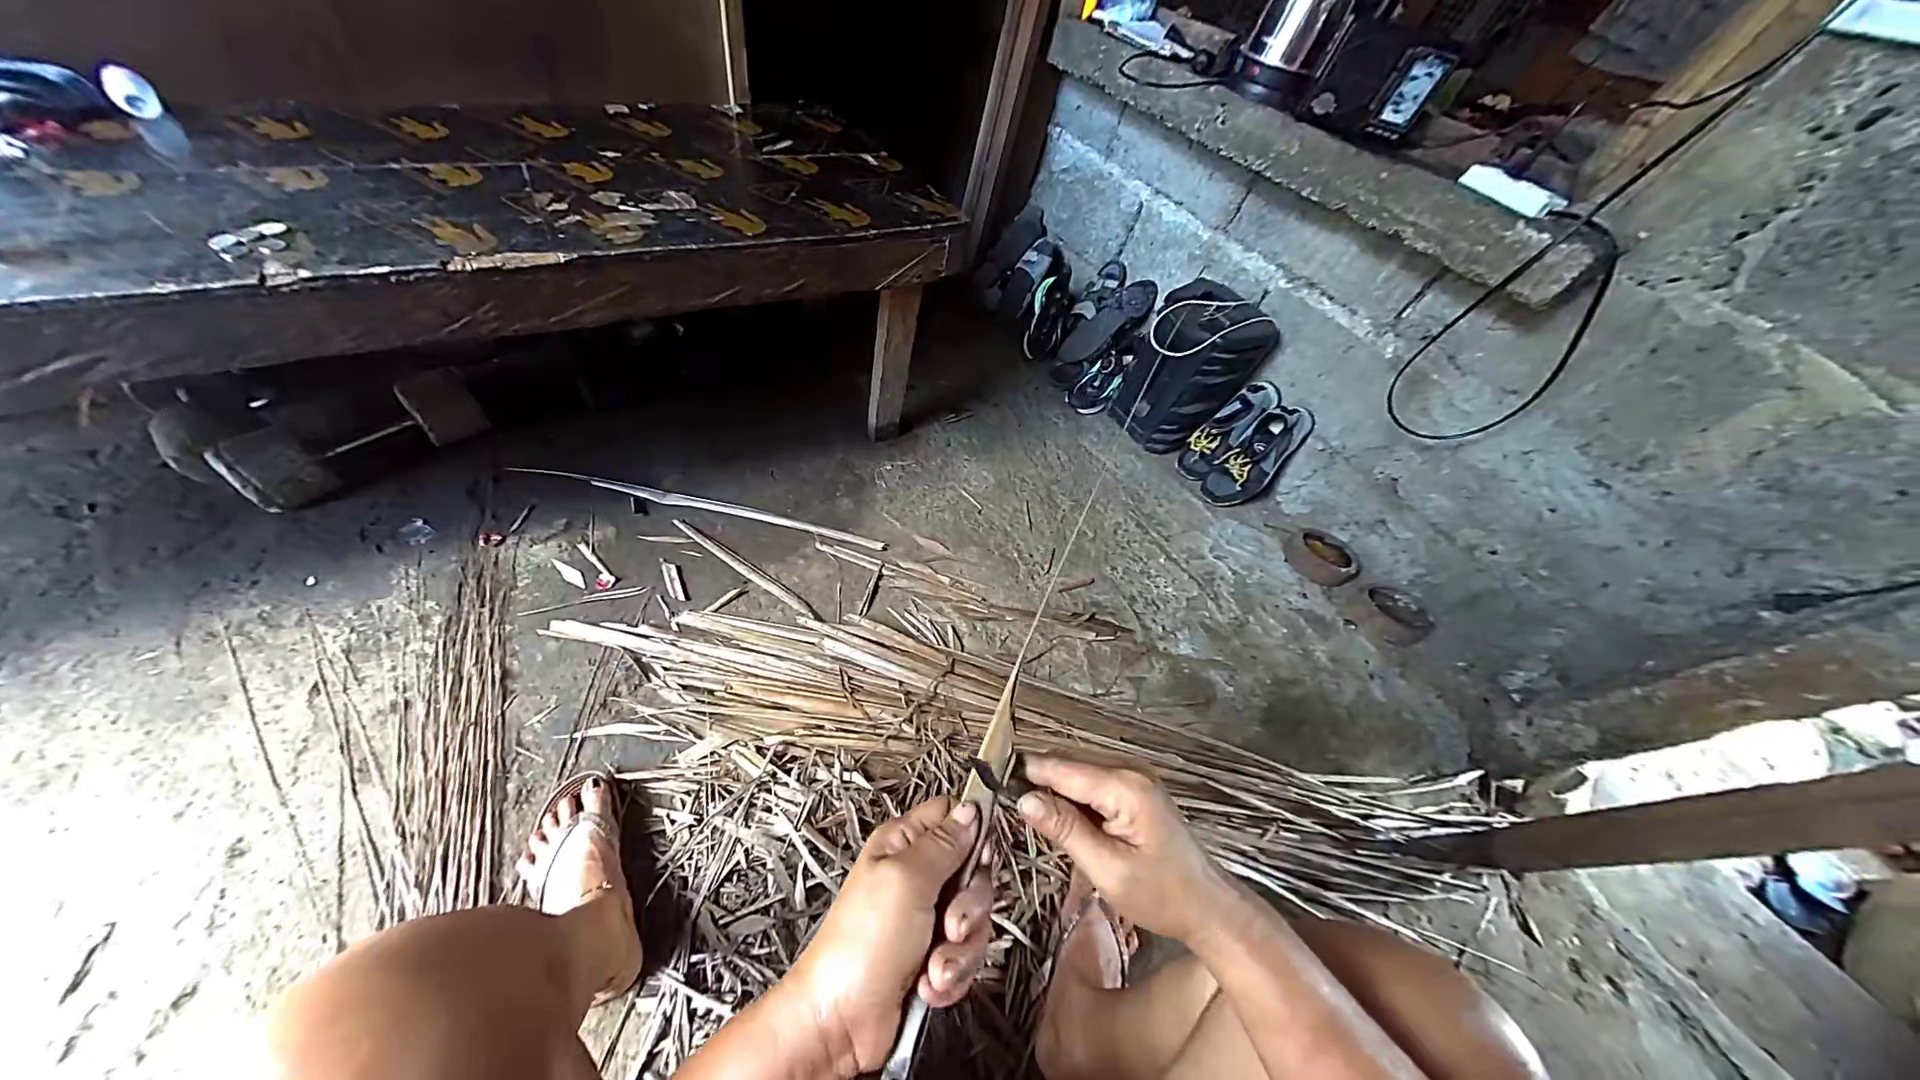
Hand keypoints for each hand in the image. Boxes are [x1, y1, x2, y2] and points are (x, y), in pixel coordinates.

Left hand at [784, 795, 993, 1074]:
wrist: (840, 1025)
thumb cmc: (857, 948)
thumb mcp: (906, 880)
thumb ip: (944, 842)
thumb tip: (969, 809)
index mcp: (903, 844)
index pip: (953, 816)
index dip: (973, 834)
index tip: (974, 860)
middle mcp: (916, 876)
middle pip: (975, 870)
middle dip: (971, 904)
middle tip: (949, 922)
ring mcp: (926, 917)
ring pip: (976, 917)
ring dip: (961, 949)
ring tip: (933, 961)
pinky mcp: (934, 954)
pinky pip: (968, 955)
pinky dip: (953, 974)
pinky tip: (928, 981)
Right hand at [1017, 755, 1235, 943]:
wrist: (1207, 907)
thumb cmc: (1162, 895)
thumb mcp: (1108, 869)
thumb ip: (1066, 829)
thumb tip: (1025, 800)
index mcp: (1124, 786)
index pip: (1061, 768)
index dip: (1025, 774)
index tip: (991, 781)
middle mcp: (1128, 771)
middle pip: (1065, 765)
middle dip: (1036, 783)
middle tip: (1006, 807)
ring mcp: (1131, 778)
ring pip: (1074, 773)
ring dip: (1051, 792)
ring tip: (1028, 817)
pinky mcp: (1131, 790)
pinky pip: (1089, 785)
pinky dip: (1070, 799)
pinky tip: (1061, 822)